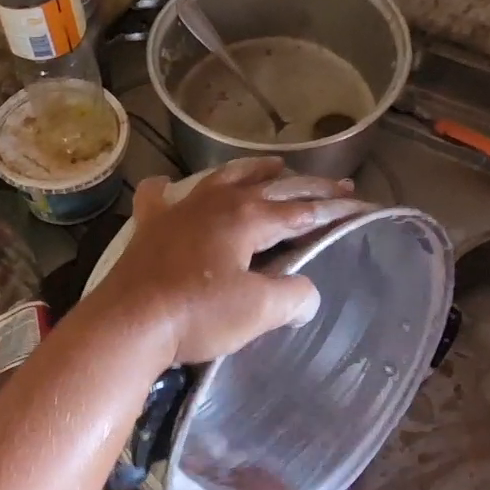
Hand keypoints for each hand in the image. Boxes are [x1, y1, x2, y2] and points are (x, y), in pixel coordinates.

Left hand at [87, 157, 370, 366]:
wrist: (129, 322)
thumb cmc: (198, 313)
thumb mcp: (258, 310)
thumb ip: (292, 296)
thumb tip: (305, 294)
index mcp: (247, 217)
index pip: (302, 210)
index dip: (334, 208)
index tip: (360, 204)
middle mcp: (215, 202)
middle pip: (269, 187)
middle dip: (306, 186)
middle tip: (335, 185)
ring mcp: (178, 210)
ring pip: (222, 179)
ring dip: (251, 172)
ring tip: (271, 167)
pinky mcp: (149, 228)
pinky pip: (160, 197)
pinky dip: (170, 189)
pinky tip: (169, 189)